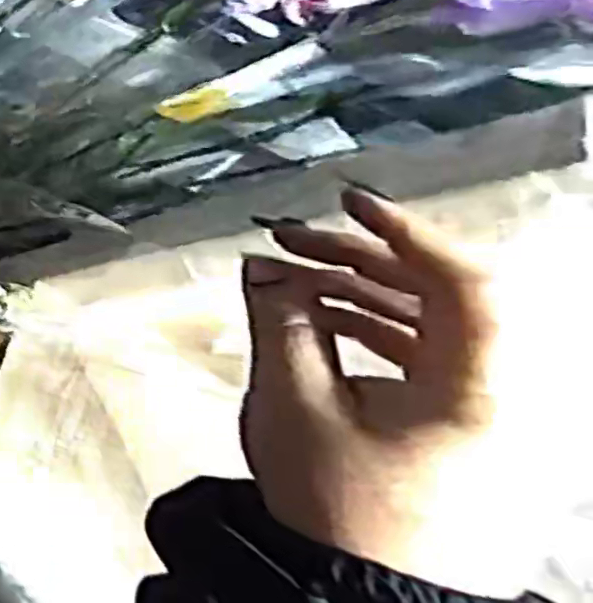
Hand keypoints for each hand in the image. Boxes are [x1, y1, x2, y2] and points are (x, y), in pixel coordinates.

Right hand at [242, 186, 560, 596]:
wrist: (367, 587)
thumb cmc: (338, 502)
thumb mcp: (293, 402)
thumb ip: (279, 322)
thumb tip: (261, 265)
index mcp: (479, 397)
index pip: (472, 289)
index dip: (412, 234)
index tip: (350, 202)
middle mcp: (505, 401)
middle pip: (450, 298)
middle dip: (363, 257)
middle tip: (289, 238)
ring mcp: (490, 415)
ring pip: (435, 322)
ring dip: (359, 288)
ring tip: (288, 275)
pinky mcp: (465, 426)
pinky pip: (426, 351)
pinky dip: (368, 322)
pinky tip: (314, 317)